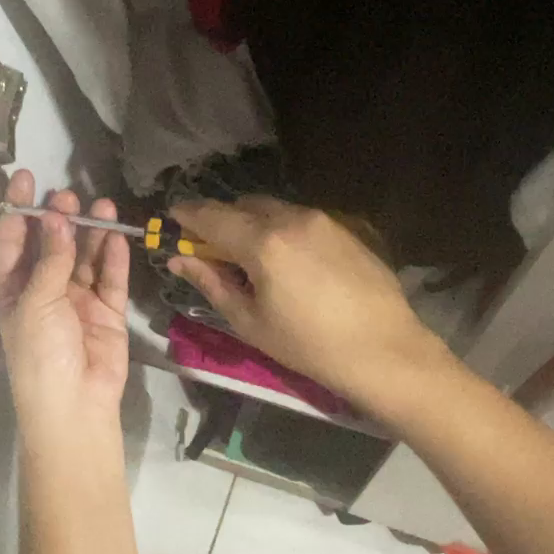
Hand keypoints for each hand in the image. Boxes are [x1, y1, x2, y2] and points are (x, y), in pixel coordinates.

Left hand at [0, 170, 130, 439]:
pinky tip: (117, 236)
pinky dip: (114, 259)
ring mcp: (78, 303)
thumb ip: (49, 260)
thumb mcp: (36, 303)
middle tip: (69, 197)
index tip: (26, 178)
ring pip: (85, 259)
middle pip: (52, 245)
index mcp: (15, 290)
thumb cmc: (40, 354)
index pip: (13, 242)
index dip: (18, 211)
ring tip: (102, 206)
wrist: (74, 404)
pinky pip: (111, 280)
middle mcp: (45, 292)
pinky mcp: (107, 314)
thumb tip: (55, 218)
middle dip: (60, 218)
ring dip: (92, 233)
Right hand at [167, 197, 449, 406]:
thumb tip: (179, 260)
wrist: (382, 349)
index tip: (171, 218)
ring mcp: (323, 220)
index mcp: (263, 242)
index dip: (187, 215)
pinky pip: (299, 219)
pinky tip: (284, 260)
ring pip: (273, 208)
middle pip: (243, 205)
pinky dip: (280, 229)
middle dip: (220, 218)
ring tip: (247, 255)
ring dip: (251, 222)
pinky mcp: (345, 228)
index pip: (212, 217)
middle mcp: (291, 218)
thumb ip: (212, 283)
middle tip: (208, 245)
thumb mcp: (250, 322)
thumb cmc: (308, 345)